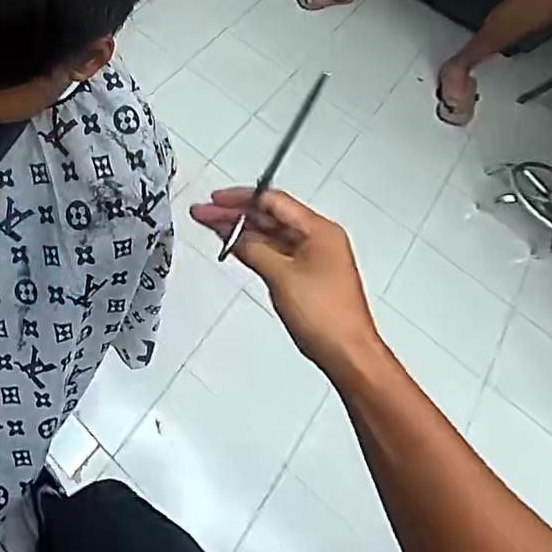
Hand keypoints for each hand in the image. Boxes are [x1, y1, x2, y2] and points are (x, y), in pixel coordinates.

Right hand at [189, 188, 384, 380]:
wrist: (346, 352)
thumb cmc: (329, 318)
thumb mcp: (281, 276)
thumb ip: (254, 250)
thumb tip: (234, 236)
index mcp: (320, 231)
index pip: (273, 201)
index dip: (241, 198)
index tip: (217, 199)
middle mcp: (317, 240)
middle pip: (269, 216)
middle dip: (235, 213)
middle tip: (206, 212)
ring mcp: (311, 257)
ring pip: (268, 234)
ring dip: (239, 229)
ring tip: (210, 224)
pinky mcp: (304, 274)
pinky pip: (272, 251)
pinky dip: (250, 247)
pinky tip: (231, 245)